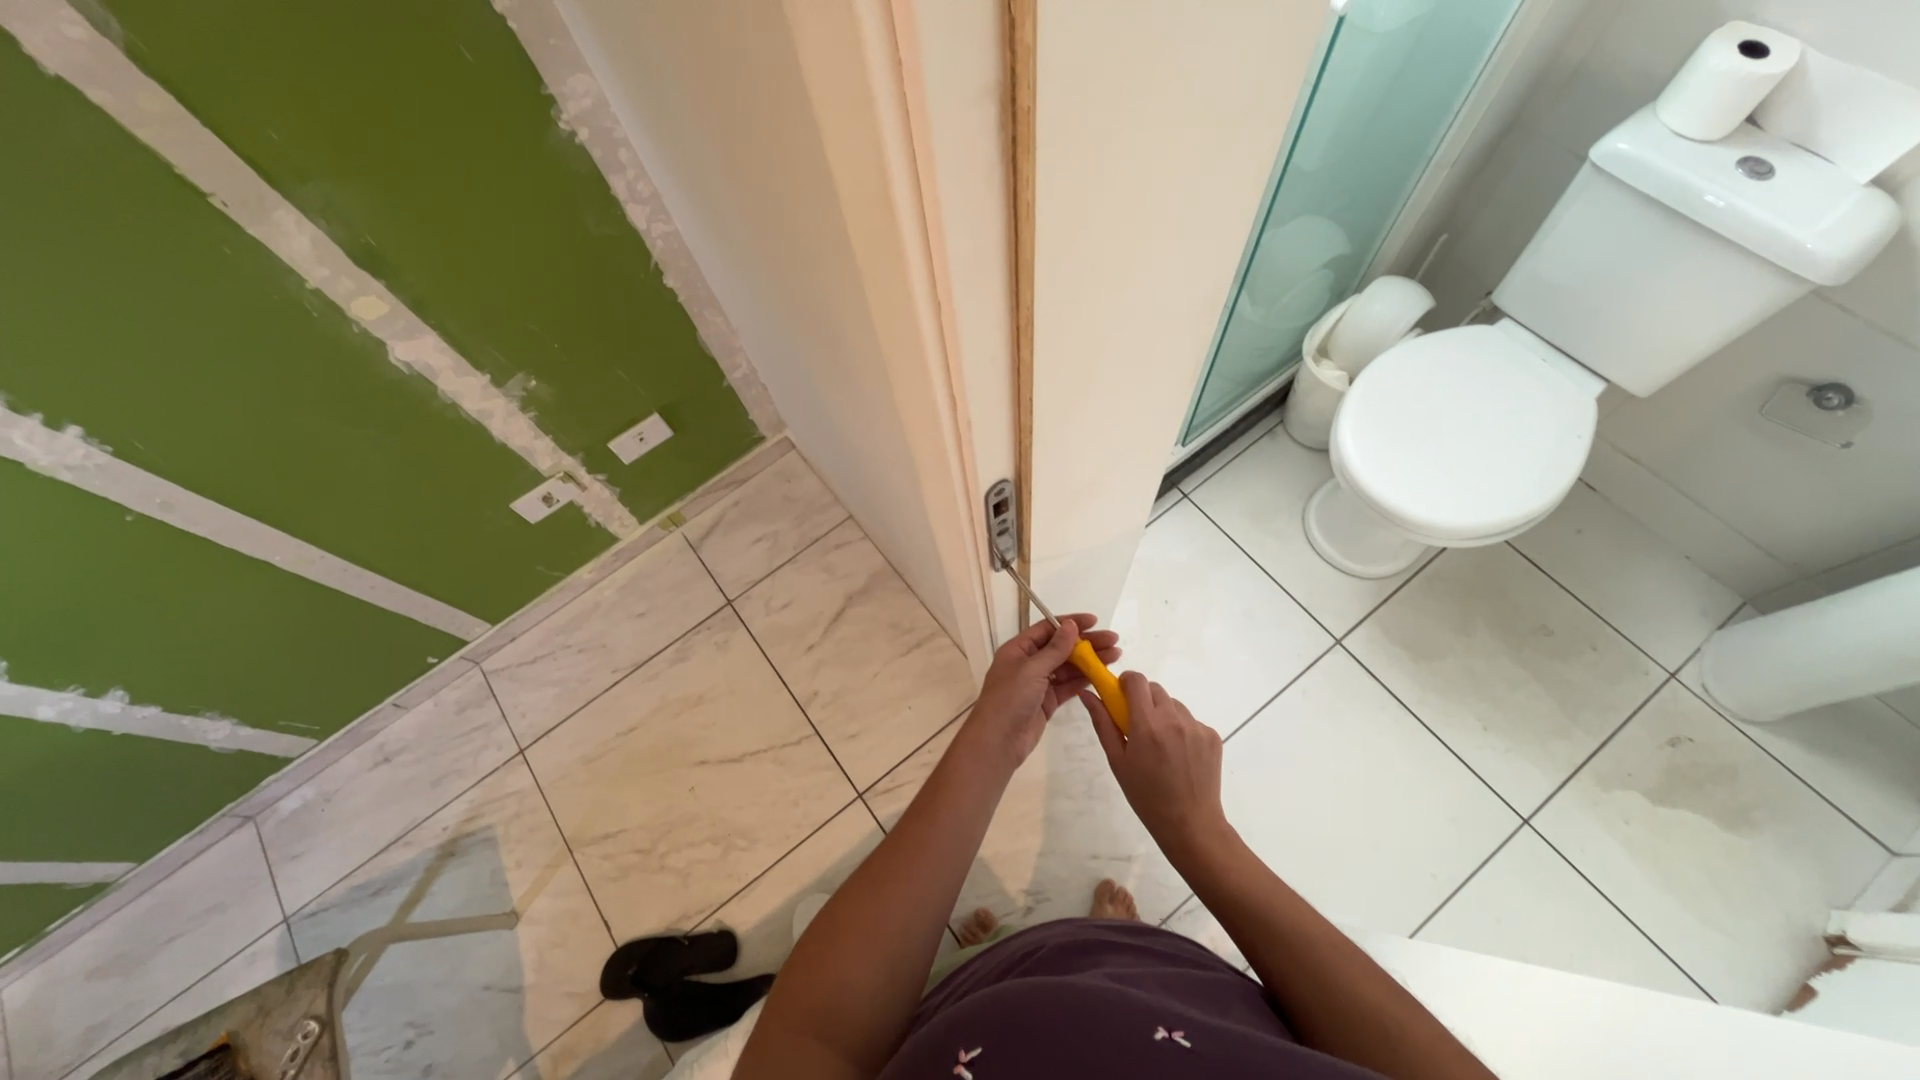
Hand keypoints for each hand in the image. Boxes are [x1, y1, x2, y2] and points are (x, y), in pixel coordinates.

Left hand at [961, 616, 1120, 769]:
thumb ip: (1055, 649)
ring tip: (1114, 657)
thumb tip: (1071, 625)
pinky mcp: (1047, 702)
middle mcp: (1028, 663)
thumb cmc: (1010, 698)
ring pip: (1067, 668)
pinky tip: (1101, 675)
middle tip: (1113, 641)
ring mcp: (1038, 684)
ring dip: (1089, 662)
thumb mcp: (1032, 669)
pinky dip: (1083, 681)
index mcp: (1018, 649)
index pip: (1047, 629)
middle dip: (1086, 644)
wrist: (998, 741)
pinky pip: (1068, 687)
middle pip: (1061, 648)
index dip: (1071, 624)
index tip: (1095, 621)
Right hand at [1082, 672, 1230, 853]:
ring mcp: (1197, 727)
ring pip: (1174, 705)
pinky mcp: (1212, 736)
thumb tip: (1088, 694)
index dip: (1126, 682)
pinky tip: (1179, 755)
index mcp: (1147, 725)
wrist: (1190, 823)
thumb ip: (1103, 723)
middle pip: (1155, 689)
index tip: (1121, 696)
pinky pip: (1191, 721)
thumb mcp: (1117, 761)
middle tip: (1138, 726)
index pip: (1137, 680)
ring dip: (1163, 714)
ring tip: (1161, 746)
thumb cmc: (1145, 795)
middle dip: (1143, 699)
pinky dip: (1182, 729)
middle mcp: (1174, 719)